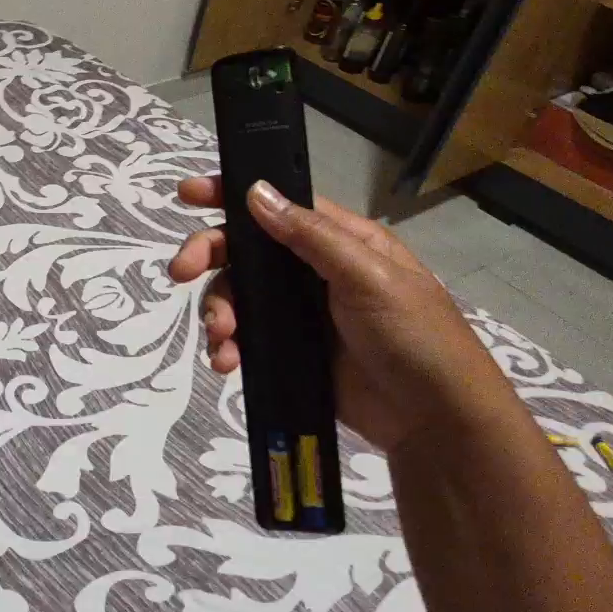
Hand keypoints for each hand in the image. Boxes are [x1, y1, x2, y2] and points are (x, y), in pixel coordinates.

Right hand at [168, 175, 516, 454]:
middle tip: (178, 272)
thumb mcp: (368, 277)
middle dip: (206, 257)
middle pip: (241, 250)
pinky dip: (226, 346)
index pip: (275, 205)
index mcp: (337, 240)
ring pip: (234, 295)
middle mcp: (309, 270)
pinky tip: (226, 362)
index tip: (188, 194)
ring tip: (222, 338)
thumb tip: (254, 192)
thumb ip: (309, 236)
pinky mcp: (286, 349)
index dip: (230, 195)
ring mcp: (296, 311)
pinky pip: (241, 337)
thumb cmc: (414, 336)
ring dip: (218, 311)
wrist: (434, 419)